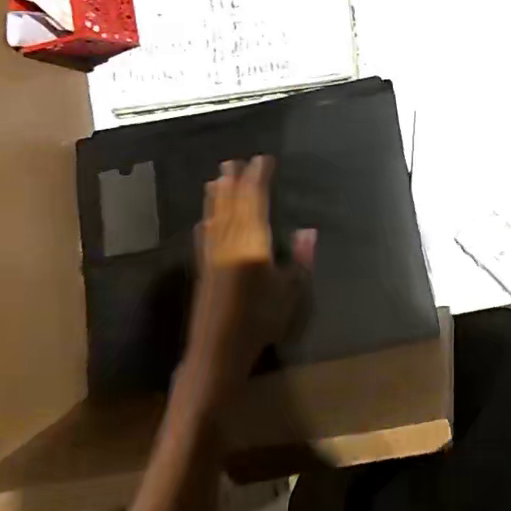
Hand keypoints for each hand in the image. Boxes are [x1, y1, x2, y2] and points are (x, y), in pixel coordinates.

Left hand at [186, 157, 314, 386]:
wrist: (218, 349)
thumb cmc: (260, 319)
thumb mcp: (290, 291)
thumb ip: (299, 260)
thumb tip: (308, 230)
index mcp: (252, 241)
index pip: (255, 200)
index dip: (259, 178)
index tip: (263, 160)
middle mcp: (229, 241)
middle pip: (231, 204)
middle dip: (234, 181)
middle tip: (233, 161)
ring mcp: (212, 255)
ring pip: (215, 218)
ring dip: (217, 197)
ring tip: (216, 179)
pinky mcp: (203, 271)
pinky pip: (204, 238)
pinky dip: (206, 225)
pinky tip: (203, 221)